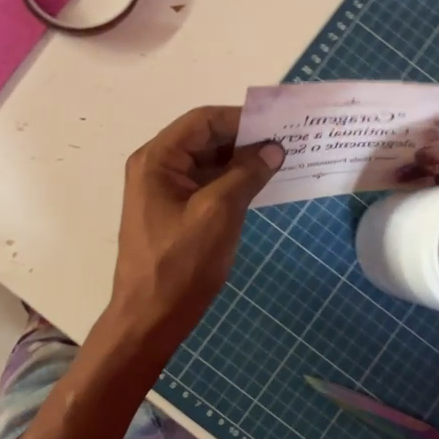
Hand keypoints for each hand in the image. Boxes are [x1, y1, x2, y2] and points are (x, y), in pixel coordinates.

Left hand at [106, 107, 282, 345]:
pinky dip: (233, 182)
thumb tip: (274, 148)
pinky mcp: (174, 213)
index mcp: (157, 160)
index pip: (203, 121)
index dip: (242, 119)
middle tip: (288, 143)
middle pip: (205, 138)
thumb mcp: (218, 213)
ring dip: (242, 162)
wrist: (150, 319)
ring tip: (282, 163)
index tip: (279, 126)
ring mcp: (164, 192)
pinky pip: (207, 186)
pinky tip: (261, 187)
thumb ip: (246, 174)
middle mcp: (156, 168)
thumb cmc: (180, 265)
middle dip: (245, 139)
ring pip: (208, 163)